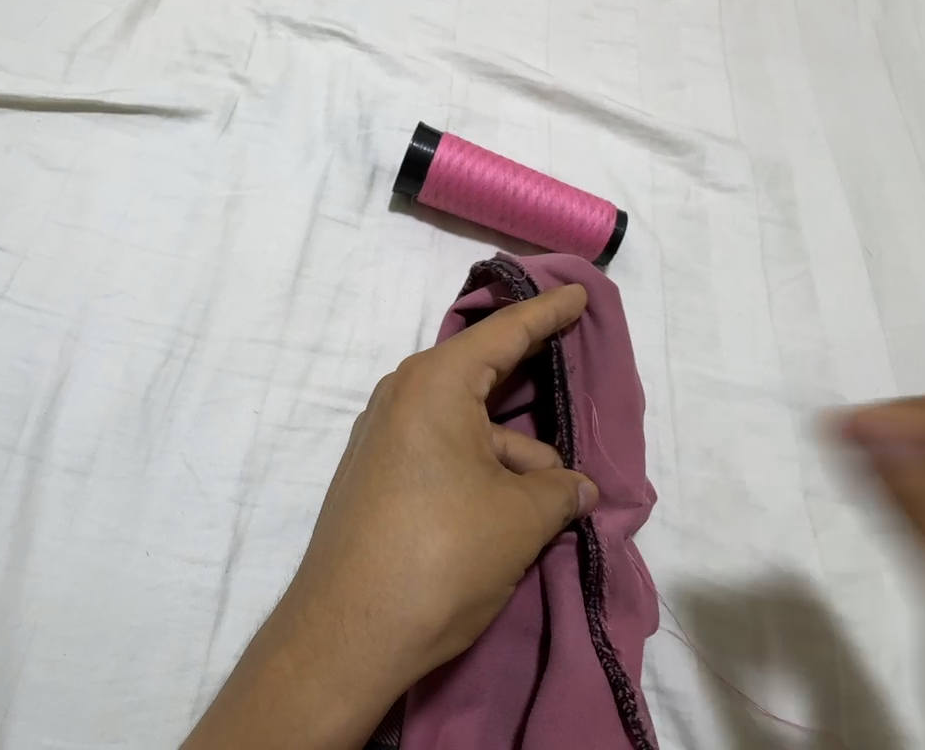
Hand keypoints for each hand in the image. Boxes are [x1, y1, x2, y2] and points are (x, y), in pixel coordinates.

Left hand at [184, 285, 599, 749]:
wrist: (346, 634)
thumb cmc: (441, 554)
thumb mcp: (520, 518)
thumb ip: (560, 490)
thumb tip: (578, 487)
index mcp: (434, 382)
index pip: (504, 332)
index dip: (547, 313)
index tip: (577, 292)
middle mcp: (403, 396)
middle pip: (485, 380)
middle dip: (534, 394)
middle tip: (578, 394)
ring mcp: (384, 437)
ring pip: (470, 429)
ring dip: (515, 457)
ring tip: (557, 503)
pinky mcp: (377, 476)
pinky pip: (445, 455)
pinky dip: (482, 474)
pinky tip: (513, 516)